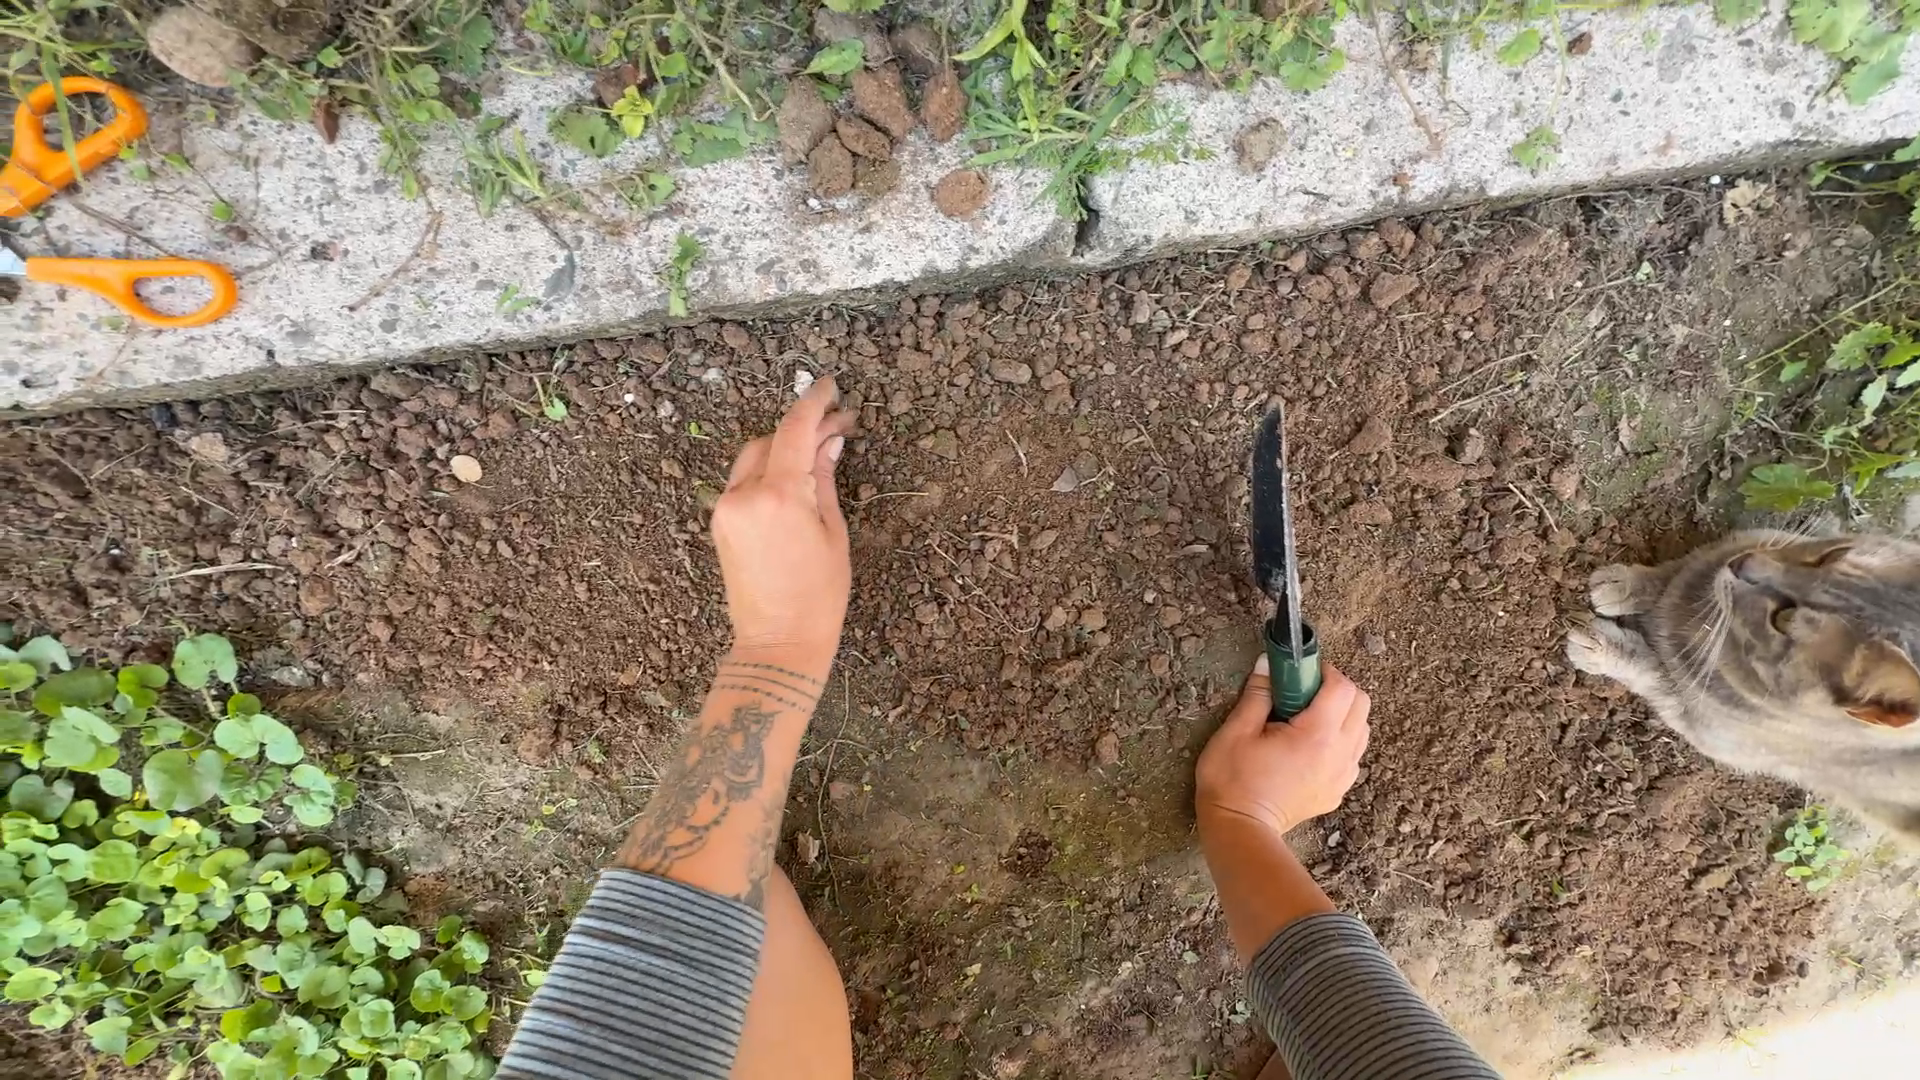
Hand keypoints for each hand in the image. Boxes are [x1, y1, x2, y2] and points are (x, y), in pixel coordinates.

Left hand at [712, 377, 855, 665]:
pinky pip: (743, 481)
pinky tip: (793, 478)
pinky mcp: (720, 522)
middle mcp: (744, 495)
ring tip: (819, 452)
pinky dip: (767, 471)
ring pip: (754, 458)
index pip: (794, 430)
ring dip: (783, 449)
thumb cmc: (819, 595)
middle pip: (772, 440)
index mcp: (779, 497)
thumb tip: (829, 441)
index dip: (813, 403)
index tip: (830, 386)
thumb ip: (824, 479)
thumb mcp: (833, 532)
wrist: (778, 641)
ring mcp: (726, 509)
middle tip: (839, 429)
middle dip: (803, 429)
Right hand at [1195, 655, 1370, 838]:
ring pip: (1361, 730)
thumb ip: (1257, 694)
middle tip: (1302, 689)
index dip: (1325, 671)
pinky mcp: (1338, 791)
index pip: (1343, 689)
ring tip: (1304, 716)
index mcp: (1316, 736)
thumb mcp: (1236, 729)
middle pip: (1361, 705)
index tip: (1300, 670)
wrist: (1238, 828)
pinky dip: (1338, 738)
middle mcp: (1339, 755)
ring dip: (1340, 713)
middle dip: (1337, 689)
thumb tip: (1267, 663)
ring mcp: (1342, 777)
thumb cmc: (1232, 778)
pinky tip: (1307, 744)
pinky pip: (1351, 754)